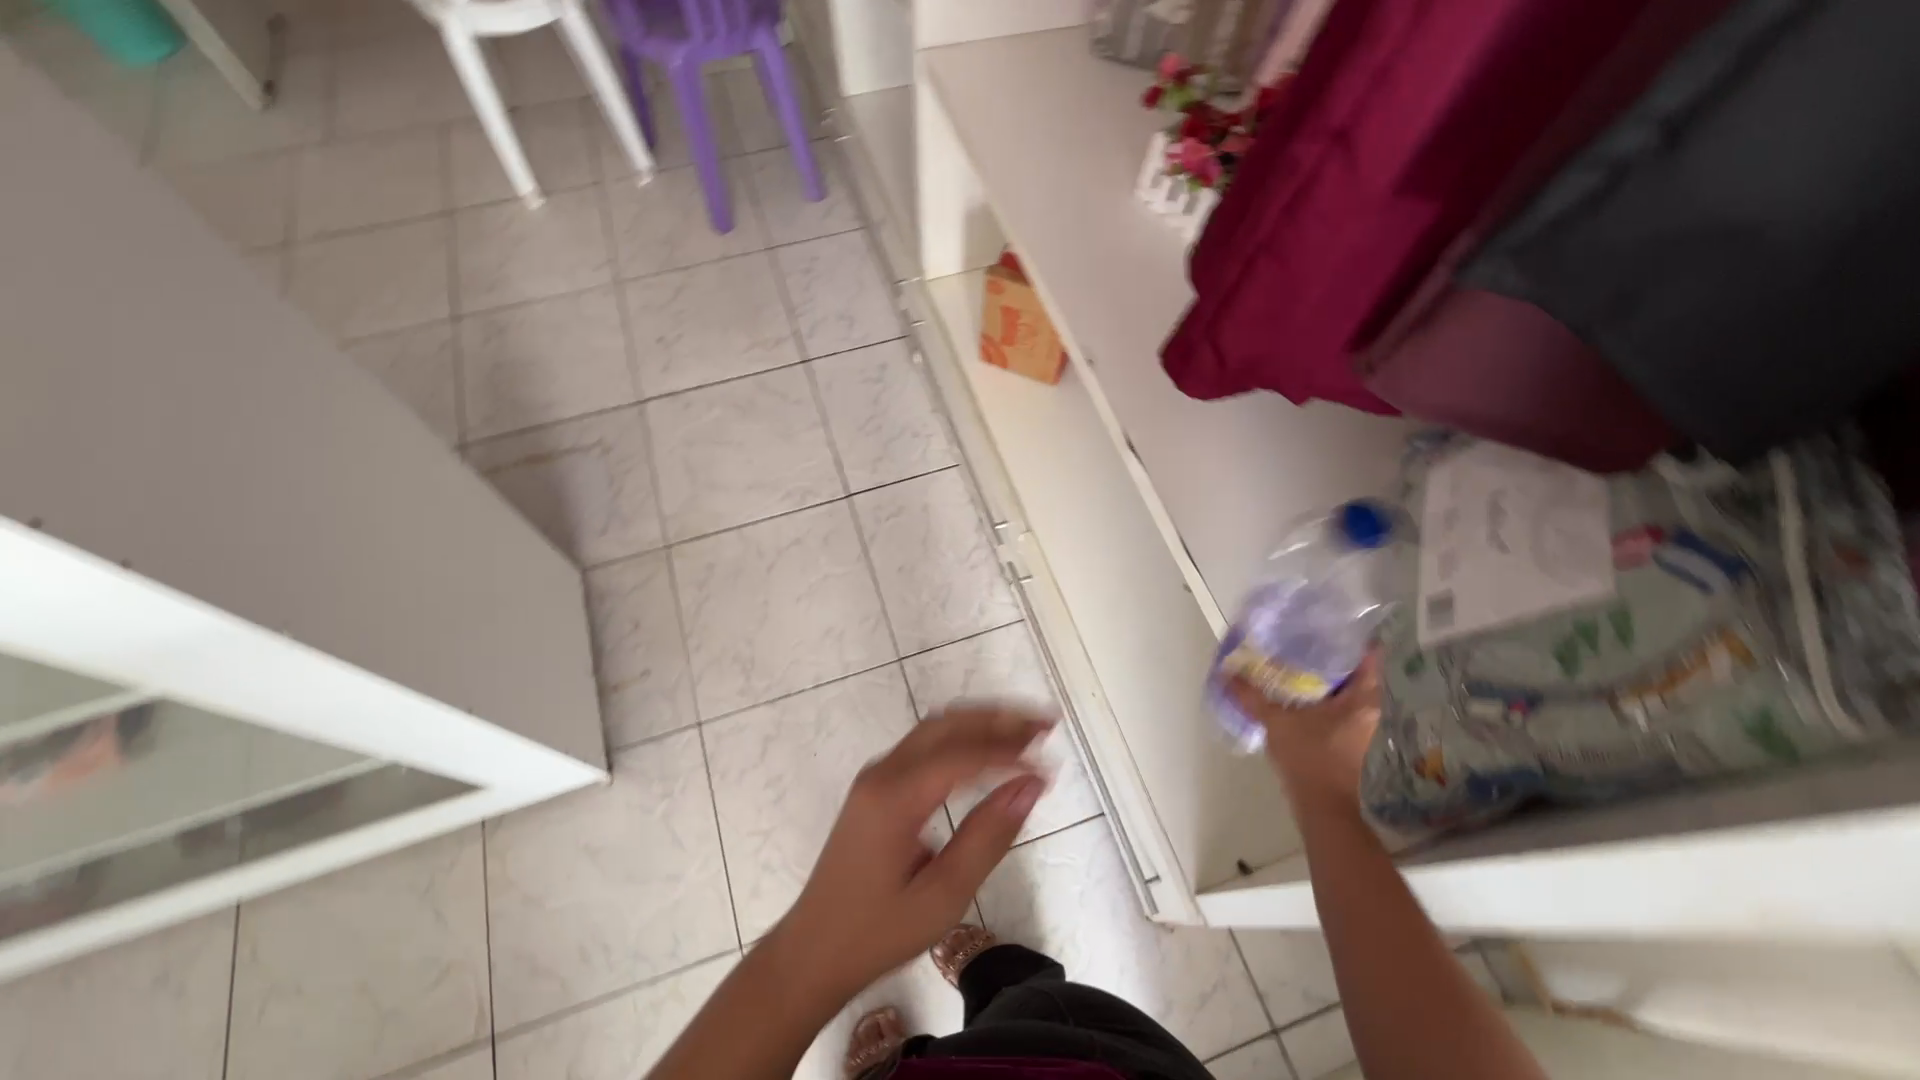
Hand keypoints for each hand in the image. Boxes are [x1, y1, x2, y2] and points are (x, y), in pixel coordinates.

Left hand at [769, 704, 1052, 998]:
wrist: (813, 951)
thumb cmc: (878, 932)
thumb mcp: (943, 895)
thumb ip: (988, 835)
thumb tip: (1030, 787)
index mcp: (895, 797)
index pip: (964, 754)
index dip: (1011, 753)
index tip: (1050, 766)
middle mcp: (882, 773)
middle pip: (948, 724)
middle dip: (1000, 719)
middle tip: (1047, 725)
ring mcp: (875, 777)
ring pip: (935, 729)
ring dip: (981, 723)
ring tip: (1028, 732)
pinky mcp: (875, 789)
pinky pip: (924, 746)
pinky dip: (962, 739)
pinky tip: (988, 753)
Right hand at [1232, 651, 1381, 819]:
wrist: (1322, 806)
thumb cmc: (1310, 757)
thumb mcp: (1277, 722)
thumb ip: (1252, 696)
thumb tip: (1227, 673)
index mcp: (1362, 698)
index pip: (1368, 656)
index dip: (1350, 637)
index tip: (1328, 624)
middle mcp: (1368, 708)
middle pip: (1354, 672)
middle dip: (1328, 656)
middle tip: (1301, 639)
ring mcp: (1359, 725)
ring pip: (1344, 691)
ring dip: (1322, 678)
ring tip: (1293, 662)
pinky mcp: (1347, 739)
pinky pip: (1336, 707)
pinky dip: (1318, 698)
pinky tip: (1293, 693)